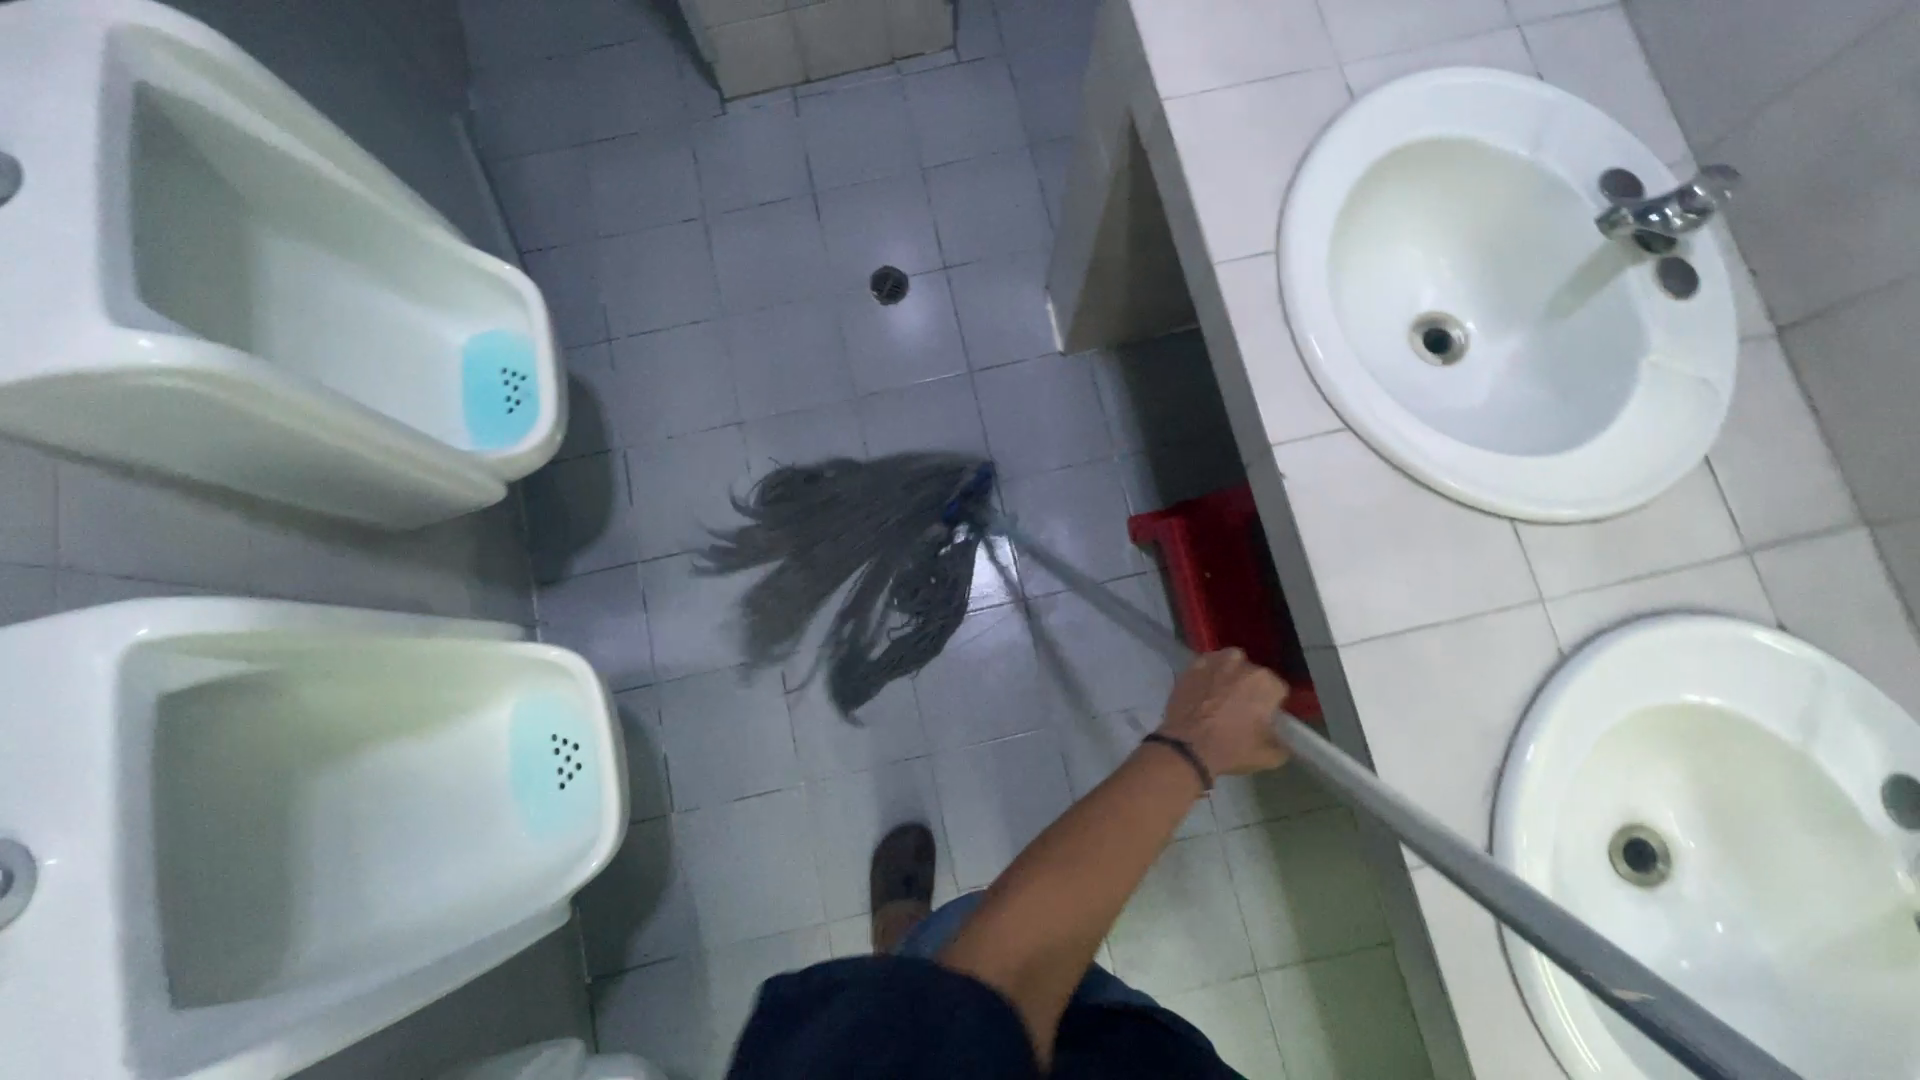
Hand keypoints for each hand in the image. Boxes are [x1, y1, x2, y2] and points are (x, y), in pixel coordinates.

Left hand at [1158, 649, 1290, 777]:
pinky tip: (1206, 686)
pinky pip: (1208, 664)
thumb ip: (1284, 744)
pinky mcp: (1193, 666)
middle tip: (1242, 706)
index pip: (1279, 689)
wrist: (1187, 747)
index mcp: (1266, 683)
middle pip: (1254, 674)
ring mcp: (1216, 662)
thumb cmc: (1232, 749)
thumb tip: (1284, 740)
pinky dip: (1210, 672)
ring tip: (1224, 692)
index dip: (1273, 703)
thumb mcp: (1270, 755)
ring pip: (1232, 662)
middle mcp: (1243, 665)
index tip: (1265, 715)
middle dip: (1252, 687)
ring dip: (1232, 673)